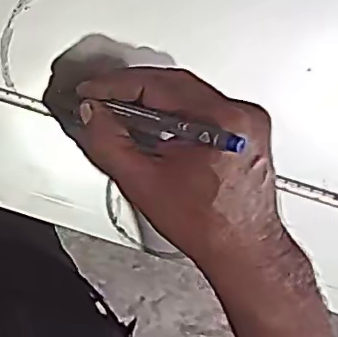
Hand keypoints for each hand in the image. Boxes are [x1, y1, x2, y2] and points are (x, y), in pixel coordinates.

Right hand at [71, 68, 295, 274]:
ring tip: (118, 112)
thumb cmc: (208, 227)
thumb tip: (92, 114)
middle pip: (173, 84)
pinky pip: (200, 108)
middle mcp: (240, 115)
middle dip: (131, 89)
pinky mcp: (244, 132)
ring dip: (149, 100)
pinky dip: (170, 112)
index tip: (91, 90)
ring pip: (186, 95)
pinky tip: (149, 125)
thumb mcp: (142, 182)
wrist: (243, 252)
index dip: (116, 85)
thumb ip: (108, 142)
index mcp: (222, 120)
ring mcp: (246, 122)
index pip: (158, 84)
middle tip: (98, 97)